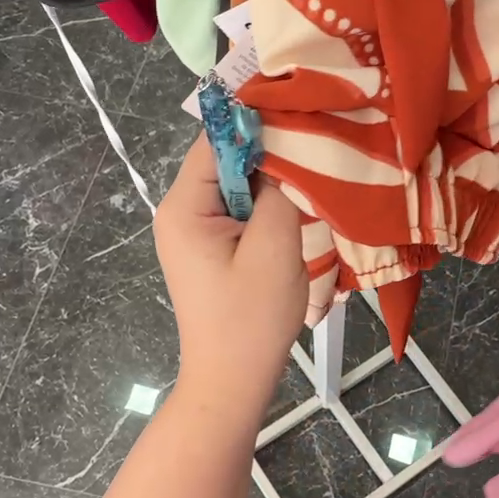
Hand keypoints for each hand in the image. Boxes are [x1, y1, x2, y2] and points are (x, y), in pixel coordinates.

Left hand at [154, 134, 306, 392]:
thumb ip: (278, 188)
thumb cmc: (251, 317)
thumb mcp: (275, 247)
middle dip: (270, 156)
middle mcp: (179, 213)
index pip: (216, 141)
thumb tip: (284, 147)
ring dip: (273, 186)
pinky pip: (240, 213)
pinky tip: (296, 215)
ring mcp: (194, 233)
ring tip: (314, 181)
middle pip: (226, 161)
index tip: (304, 115)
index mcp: (184, 207)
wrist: (232, 382)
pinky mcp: (211, 251)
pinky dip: (267, 210)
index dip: (257, 124)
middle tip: (318, 149)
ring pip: (238, 187)